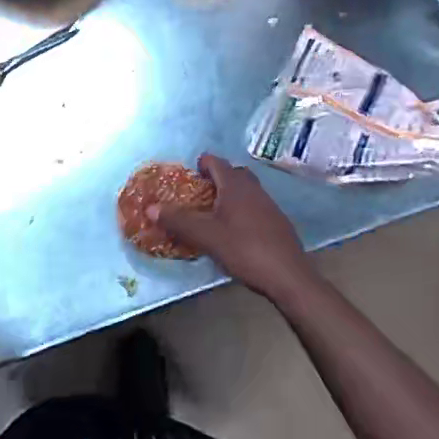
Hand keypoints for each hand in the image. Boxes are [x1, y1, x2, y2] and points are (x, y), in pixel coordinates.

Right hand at [148, 154, 315, 301]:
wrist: (288, 276)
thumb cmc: (245, 249)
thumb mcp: (206, 236)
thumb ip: (178, 220)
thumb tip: (150, 208)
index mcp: (235, 185)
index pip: (216, 162)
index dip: (201, 165)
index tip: (189, 176)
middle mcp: (254, 189)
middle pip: (233, 174)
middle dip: (215, 179)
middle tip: (199, 195)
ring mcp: (269, 205)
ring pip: (245, 191)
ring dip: (229, 196)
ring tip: (213, 214)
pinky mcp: (277, 223)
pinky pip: (255, 207)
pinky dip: (242, 211)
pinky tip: (235, 232)